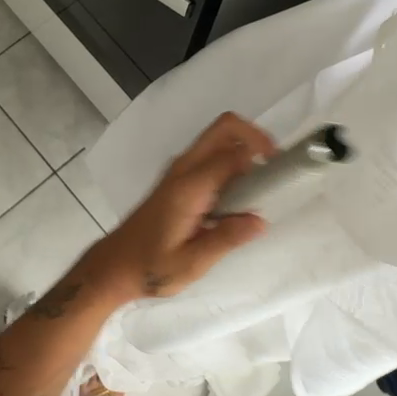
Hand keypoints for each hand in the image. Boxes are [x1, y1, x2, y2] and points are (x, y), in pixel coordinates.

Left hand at [78, 112, 274, 301]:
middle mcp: (184, 169)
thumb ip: (225, 239)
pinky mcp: (178, 178)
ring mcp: (179, 170)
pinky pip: (210, 155)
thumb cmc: (151, 267)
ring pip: (217, 138)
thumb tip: (260, 220)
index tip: (281, 176)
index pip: (232, 154)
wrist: (115, 265)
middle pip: (223, 128)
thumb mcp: (191, 263)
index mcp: (189, 187)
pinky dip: (231, 162)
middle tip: (274, 168)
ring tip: (261, 186)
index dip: (261, 157)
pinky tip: (238, 197)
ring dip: (243, 149)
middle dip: (254, 137)